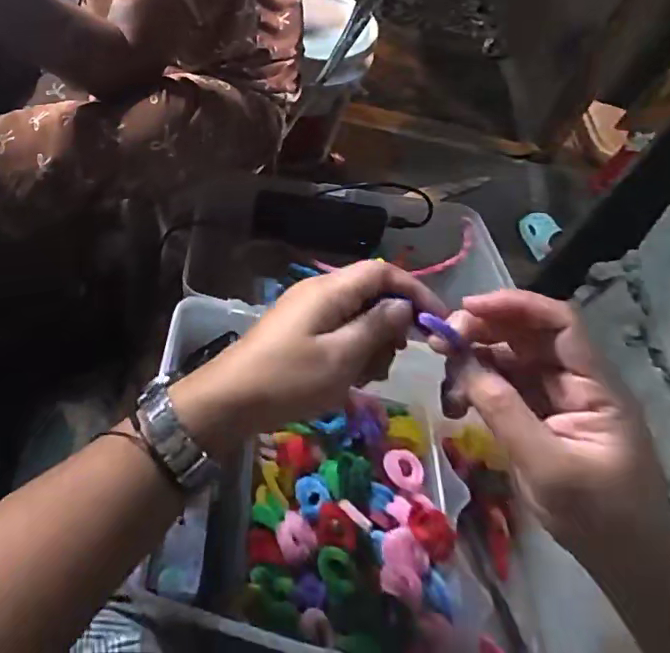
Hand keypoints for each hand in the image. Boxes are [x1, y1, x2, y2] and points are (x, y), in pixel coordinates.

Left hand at [172, 262, 446, 454]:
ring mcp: (306, 311)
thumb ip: (376, 327)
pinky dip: (352, 351)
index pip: (382, 271)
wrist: (231, 398)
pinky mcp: (299, 330)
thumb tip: (403, 305)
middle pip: (371, 294)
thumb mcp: (342, 357)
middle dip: (391, 325)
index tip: (438, 325)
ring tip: (364, 377)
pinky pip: (339, 331)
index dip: (415, 291)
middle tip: (389, 362)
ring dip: (372, 344)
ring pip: (357, 316)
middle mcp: (318, 292)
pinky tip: (347, 379)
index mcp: (328, 290)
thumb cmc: (290, 378)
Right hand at [429, 289, 669, 562]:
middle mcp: (573, 381)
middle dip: (479, 329)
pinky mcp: (535, 413)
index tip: (466, 308)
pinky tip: (454, 404)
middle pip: (524, 333)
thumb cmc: (599, 516)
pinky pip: (498, 383)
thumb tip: (461, 362)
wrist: (628, 565)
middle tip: (439, 343)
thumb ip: (503, 410)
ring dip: (470, 358)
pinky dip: (472, 385)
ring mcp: (553, 396)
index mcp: (594, 386)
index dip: (514, 305)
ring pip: (505, 355)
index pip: (559, 322)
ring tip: (444, 380)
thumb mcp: (547, 466)